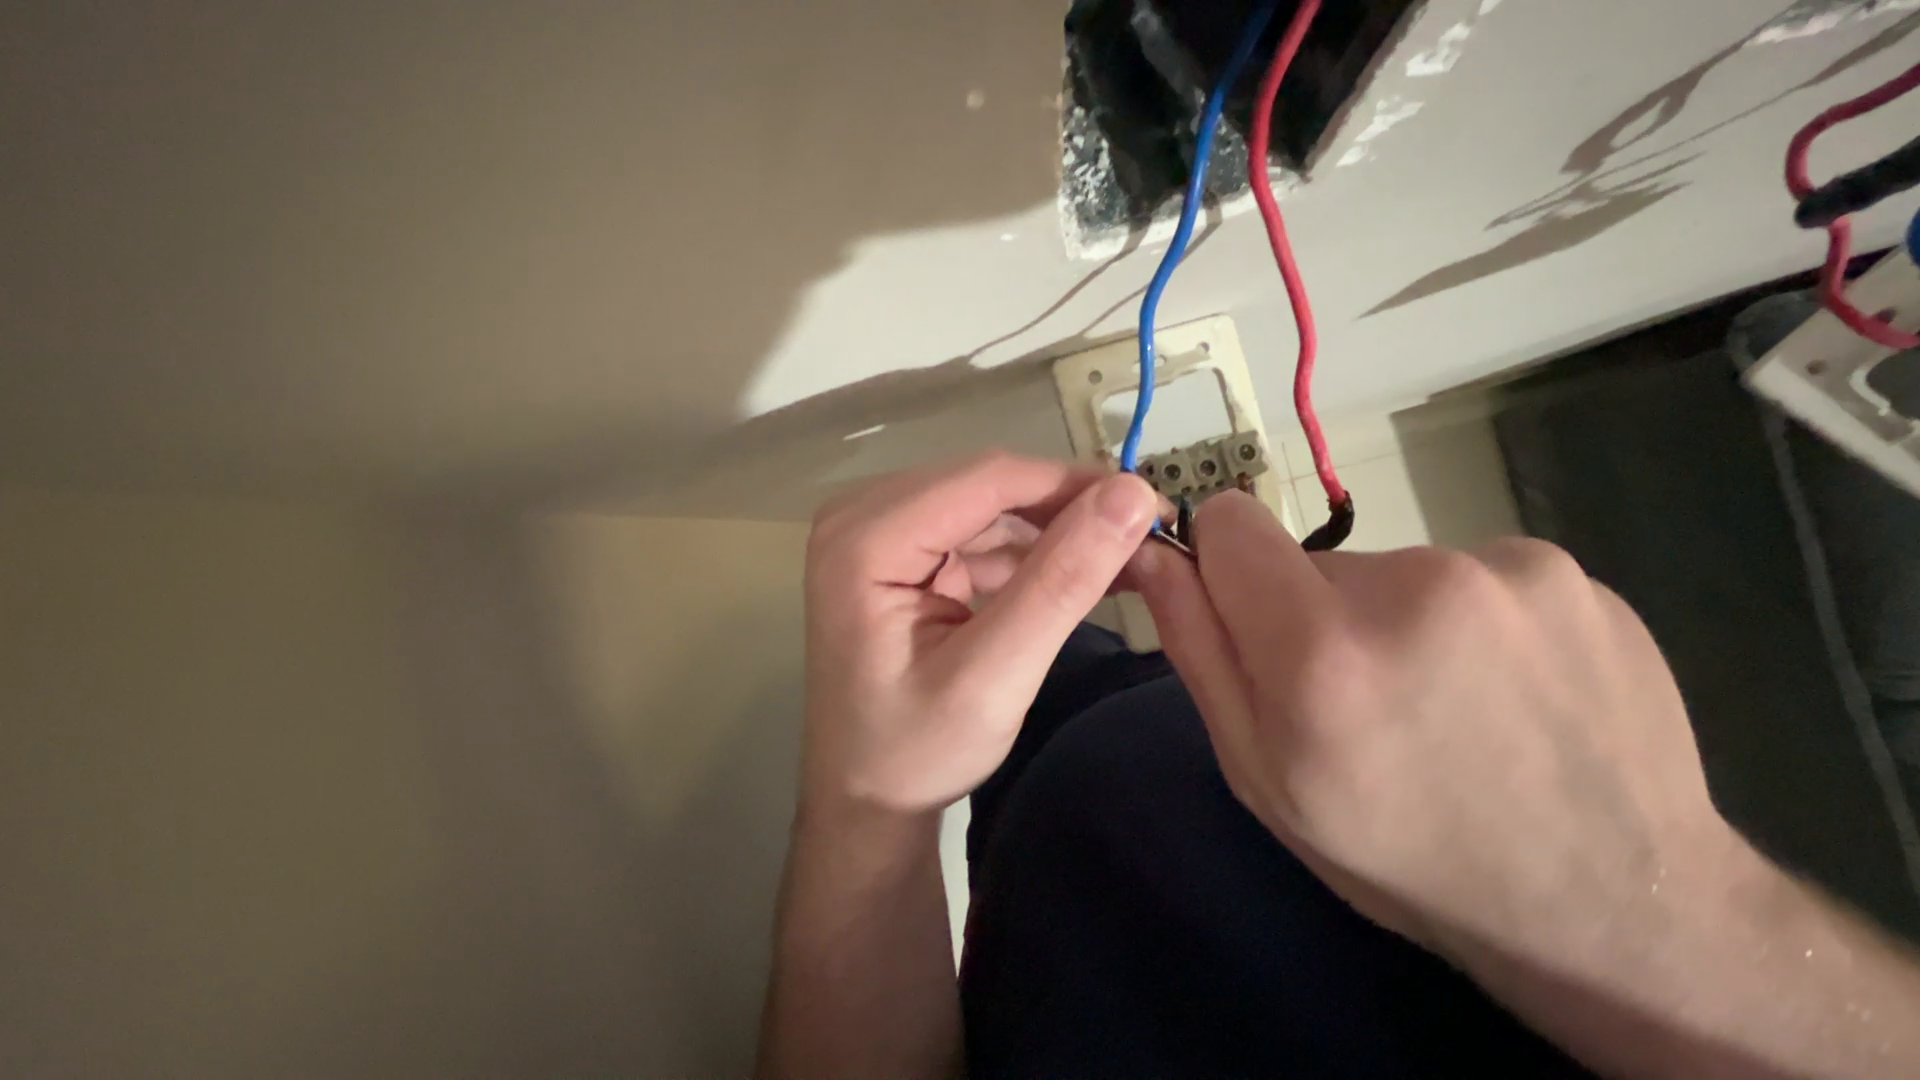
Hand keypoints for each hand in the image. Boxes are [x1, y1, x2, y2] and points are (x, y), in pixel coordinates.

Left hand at [802, 452, 1160, 816]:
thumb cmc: (916, 752)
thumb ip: (1059, 583)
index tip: (1152, 506)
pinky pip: (976, 531)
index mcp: (865, 538)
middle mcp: (861, 514)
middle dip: (1069, 508)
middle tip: (1146, 537)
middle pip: (986, 485)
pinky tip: (1079, 572)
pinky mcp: (899, 553)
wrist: (865, 798)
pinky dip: (1029, 551)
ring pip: (988, 504)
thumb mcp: (994, 676)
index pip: (987, 479)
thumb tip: (1131, 496)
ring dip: (1056, 529)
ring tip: (1126, 557)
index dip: (1074, 484)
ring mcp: (877, 531)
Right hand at [1129, 491, 1743, 1004]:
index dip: (1223, 560)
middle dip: (1315, 613)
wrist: (1609, 902)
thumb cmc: (1399, 852)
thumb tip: (1155, 551)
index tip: (1248, 612)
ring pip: (1393, 570)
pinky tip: (1505, 692)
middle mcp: (1412, 584)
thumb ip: (1198, 649)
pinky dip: (1469, 621)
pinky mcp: (1565, 570)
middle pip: (1311, 559)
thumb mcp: (1262, 774)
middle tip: (1364, 701)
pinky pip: (1470, 574)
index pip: (1227, 520)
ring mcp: (1503, 569)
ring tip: (1445, 703)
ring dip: (1395, 619)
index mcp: (1321, 649)